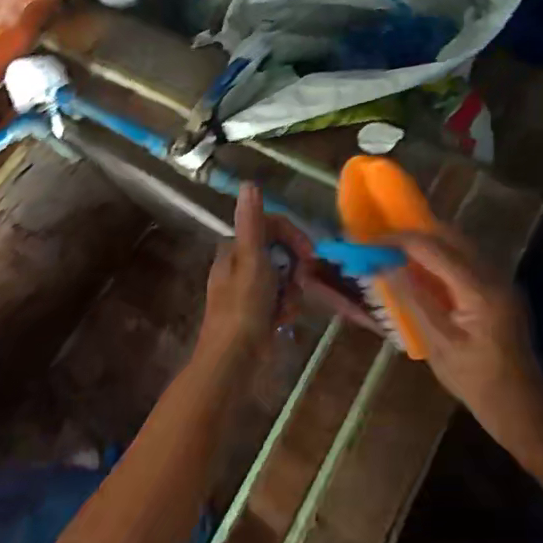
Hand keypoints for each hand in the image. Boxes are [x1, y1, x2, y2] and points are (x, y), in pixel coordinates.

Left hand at [198, 185, 285, 365]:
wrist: (233, 359)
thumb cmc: (243, 306)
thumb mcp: (251, 259)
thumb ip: (253, 222)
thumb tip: (249, 183)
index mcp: (234, 249)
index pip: (271, 226)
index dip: (293, 237)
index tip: (309, 255)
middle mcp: (239, 265)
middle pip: (281, 253)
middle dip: (294, 271)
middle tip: (297, 286)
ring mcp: (248, 290)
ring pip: (284, 279)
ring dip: (291, 294)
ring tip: (285, 310)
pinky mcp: (256, 312)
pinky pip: (280, 300)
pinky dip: (285, 309)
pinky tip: (281, 322)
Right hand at [385, 231, 542, 429]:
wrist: (522, 408)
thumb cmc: (476, 382)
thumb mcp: (438, 344)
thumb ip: (412, 300)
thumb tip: (384, 266)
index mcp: (480, 290)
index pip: (433, 248)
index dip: (398, 240)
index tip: (369, 242)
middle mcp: (494, 276)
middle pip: (449, 237)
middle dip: (412, 235)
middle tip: (379, 244)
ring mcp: (500, 281)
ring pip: (458, 246)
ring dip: (425, 245)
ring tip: (393, 255)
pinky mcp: (498, 290)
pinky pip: (465, 261)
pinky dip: (439, 259)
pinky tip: (419, 273)